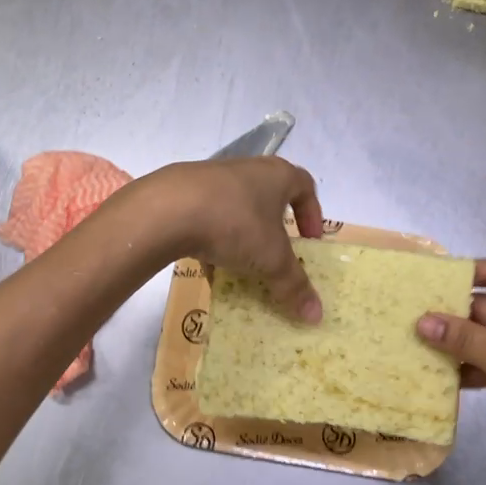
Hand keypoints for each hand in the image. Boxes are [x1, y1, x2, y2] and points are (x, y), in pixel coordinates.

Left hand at [144, 157, 324, 322]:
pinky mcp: (184, 191)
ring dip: (243, 235)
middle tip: (277, 254)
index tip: (310, 241)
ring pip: (237, 208)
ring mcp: (214, 178)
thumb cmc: (235, 223)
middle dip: (274, 228)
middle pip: (269, 196)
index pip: (305, 186)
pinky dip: (213, 238)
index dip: (312, 214)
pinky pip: (208, 216)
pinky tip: (209, 264)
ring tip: (242, 265)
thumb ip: (294, 285)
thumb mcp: (271, 259)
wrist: (167, 208)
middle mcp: (248, 169)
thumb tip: (317, 315)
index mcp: (277, 175)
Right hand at [417, 261, 485, 481]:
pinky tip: (440, 377)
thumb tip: (421, 321)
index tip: (426, 281)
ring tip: (416, 348)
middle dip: (451, 315)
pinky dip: (468, 370)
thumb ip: (466, 340)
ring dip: (456, 346)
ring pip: (485, 340)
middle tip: (409, 320)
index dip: (463, 273)